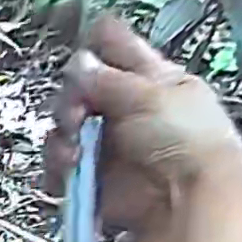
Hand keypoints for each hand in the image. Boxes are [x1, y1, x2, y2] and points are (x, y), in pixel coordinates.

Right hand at [43, 16, 241, 233]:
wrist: (179, 197)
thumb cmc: (184, 141)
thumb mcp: (149, 96)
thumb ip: (106, 81)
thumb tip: (78, 64)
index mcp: (146, 78)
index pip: (113, 48)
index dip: (93, 45)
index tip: (77, 45)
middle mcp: (121, 109)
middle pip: (76, 93)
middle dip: (70, 103)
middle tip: (78, 115)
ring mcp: (102, 145)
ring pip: (61, 132)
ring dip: (61, 140)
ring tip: (75, 152)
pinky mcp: (87, 178)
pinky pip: (57, 169)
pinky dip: (57, 169)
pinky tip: (71, 170)